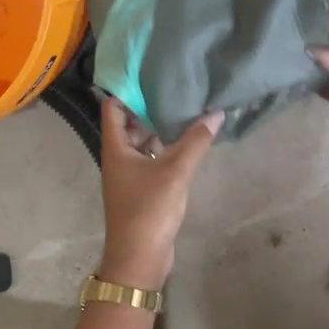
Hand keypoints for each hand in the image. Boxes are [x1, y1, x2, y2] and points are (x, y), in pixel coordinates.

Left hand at [96, 100, 222, 288]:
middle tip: (174, 84)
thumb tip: (216, 112)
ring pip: (143, 142)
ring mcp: (130, 175)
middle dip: (149, 105)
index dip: (126, 88)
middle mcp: (119, 157)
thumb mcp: (174, 171)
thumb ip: (195, 141)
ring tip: (185, 106)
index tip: (148, 71)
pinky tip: (188, 140)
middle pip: (129, 123)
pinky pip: (153, 160)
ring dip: (160, 127)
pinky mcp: (143, 189)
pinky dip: (167, 148)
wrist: (139, 258)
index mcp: (115, 147)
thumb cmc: (148, 210)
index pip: (113, 107)